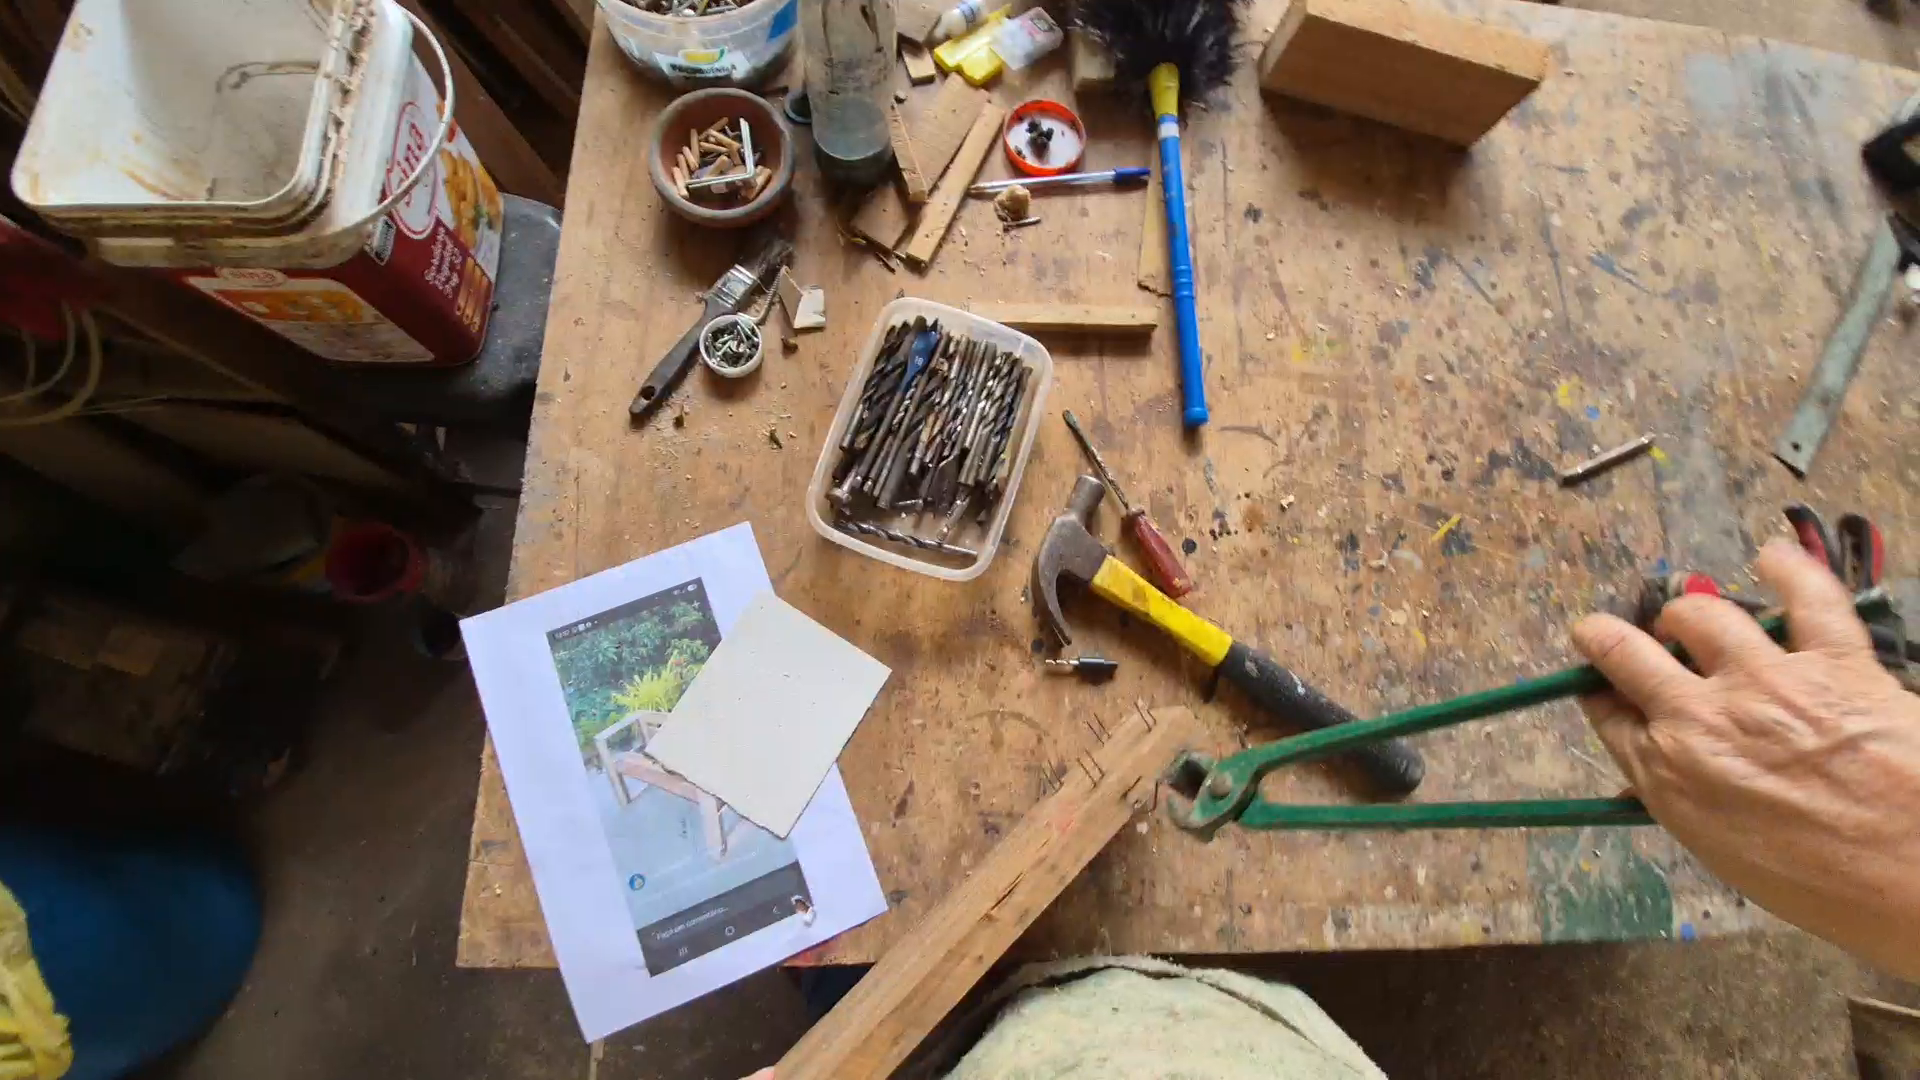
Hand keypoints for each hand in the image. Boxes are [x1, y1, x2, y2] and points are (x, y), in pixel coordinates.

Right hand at [1572, 540, 1919, 977]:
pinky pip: (1808, 601)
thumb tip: (1639, 737)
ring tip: (1695, 623)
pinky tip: (1768, 556)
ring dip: (1685, 617)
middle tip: (1626, 643)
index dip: (1598, 692)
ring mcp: (1768, 683)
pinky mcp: (1840, 667)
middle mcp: (1697, 713)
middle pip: (1621, 649)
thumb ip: (1665, 780)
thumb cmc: (1824, 882)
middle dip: (1607, 639)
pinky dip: (1786, 571)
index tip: (1608, 695)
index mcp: (1663, 761)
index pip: (1600, 705)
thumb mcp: (1713, 841)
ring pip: (1697, 615)